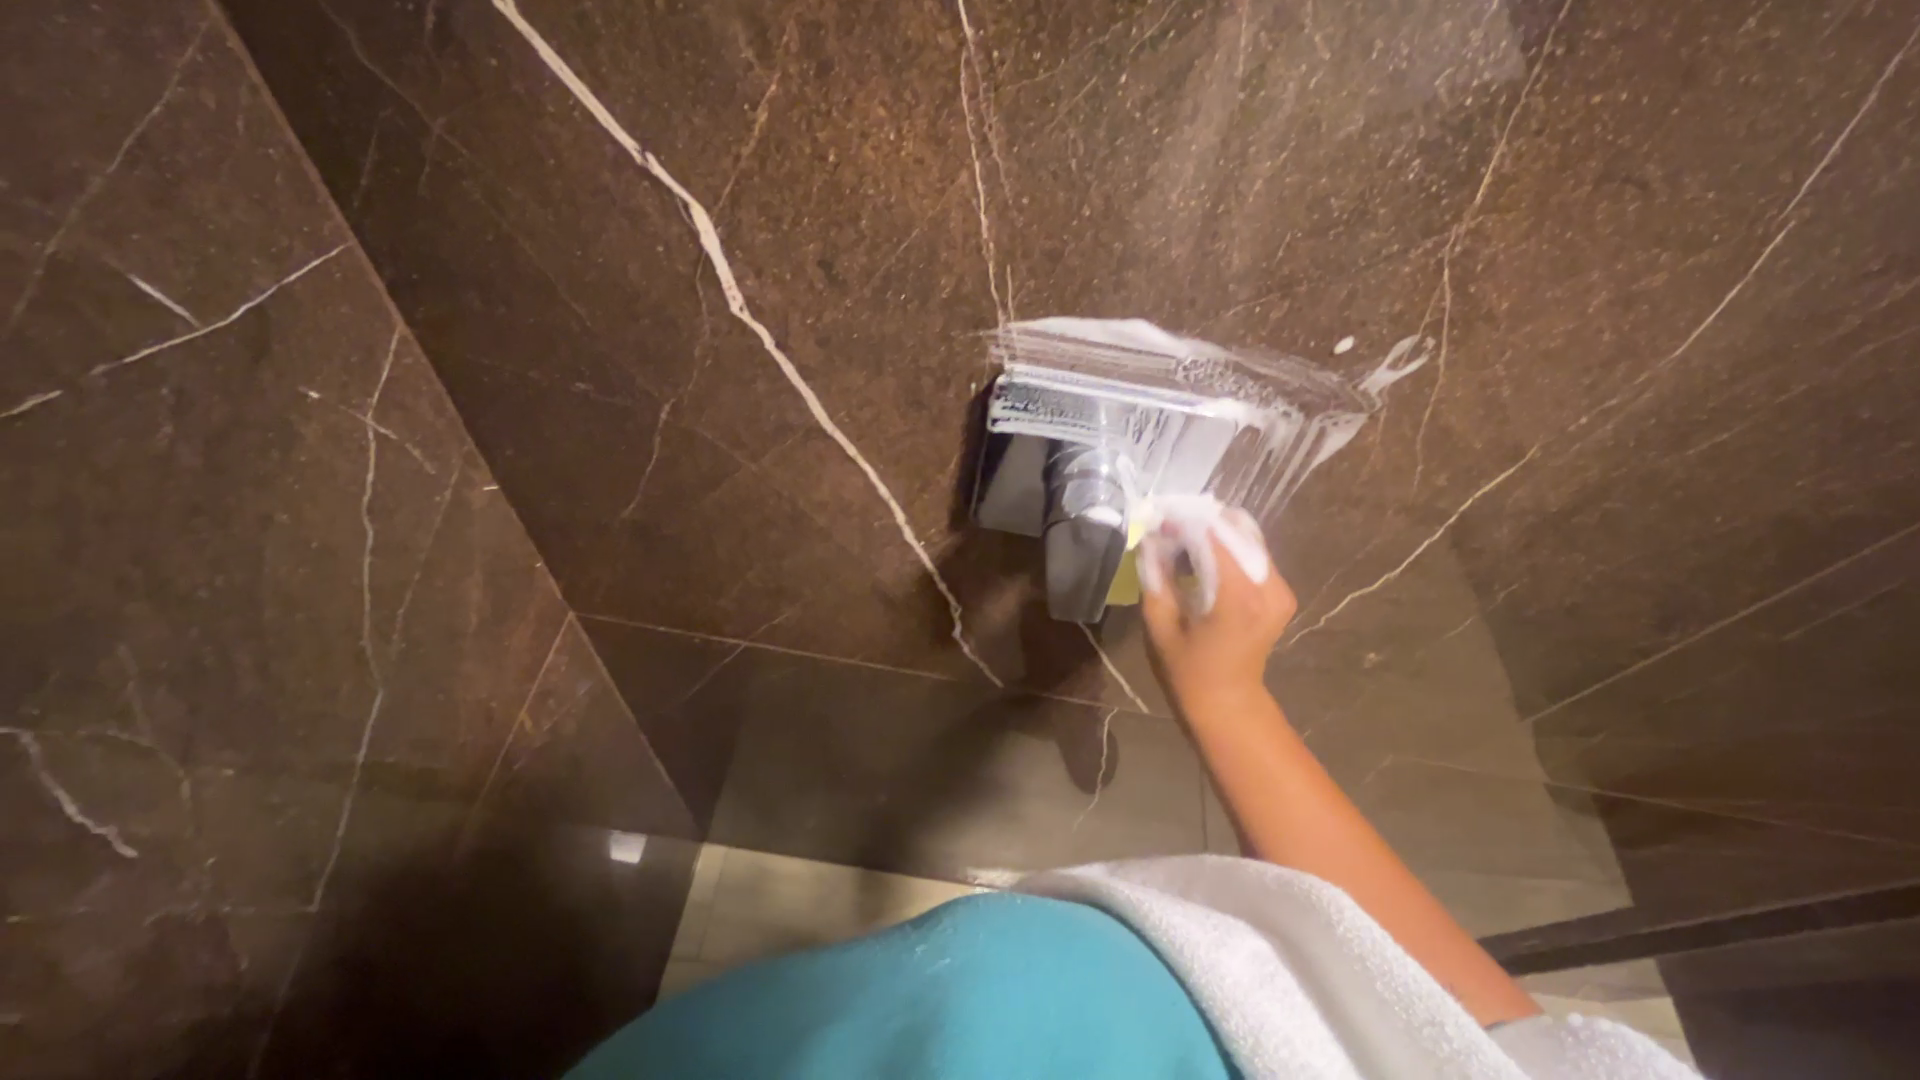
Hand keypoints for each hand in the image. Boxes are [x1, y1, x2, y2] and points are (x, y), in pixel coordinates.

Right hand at [1137, 508, 1296, 711]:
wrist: (1227, 703)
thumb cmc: (1187, 670)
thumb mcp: (1160, 625)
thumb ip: (1156, 576)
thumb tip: (1151, 539)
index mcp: (1237, 596)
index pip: (1212, 538)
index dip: (1183, 524)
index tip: (1158, 523)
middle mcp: (1268, 586)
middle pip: (1237, 530)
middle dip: (1202, 522)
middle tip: (1170, 528)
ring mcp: (1280, 589)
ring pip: (1249, 537)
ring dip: (1216, 532)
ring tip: (1184, 541)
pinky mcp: (1282, 592)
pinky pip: (1256, 553)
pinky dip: (1230, 547)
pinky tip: (1204, 557)